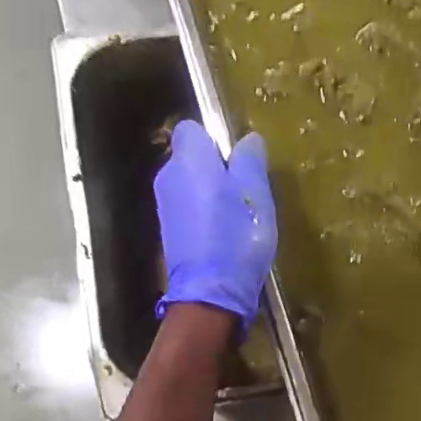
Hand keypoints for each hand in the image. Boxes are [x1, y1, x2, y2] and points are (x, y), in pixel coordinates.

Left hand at [154, 120, 276, 326]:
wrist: (211, 292)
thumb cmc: (237, 236)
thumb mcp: (256, 194)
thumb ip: (250, 160)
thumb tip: (248, 139)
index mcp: (189, 160)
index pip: (192, 129)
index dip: (215, 140)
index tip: (237, 160)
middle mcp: (168, 176)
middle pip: (191, 159)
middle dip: (215, 169)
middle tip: (245, 191)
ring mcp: (165, 206)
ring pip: (191, 186)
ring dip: (212, 195)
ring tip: (238, 217)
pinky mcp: (169, 232)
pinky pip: (189, 210)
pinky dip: (205, 216)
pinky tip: (224, 236)